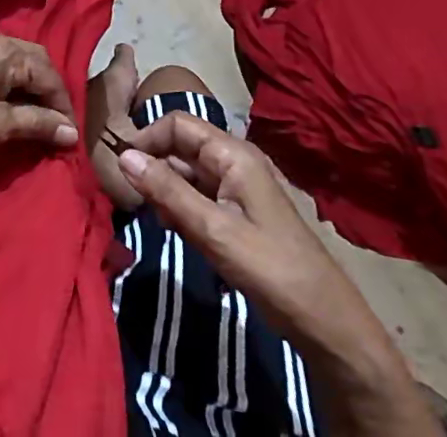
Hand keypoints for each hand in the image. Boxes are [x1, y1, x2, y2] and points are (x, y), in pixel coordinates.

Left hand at [0, 29, 79, 177]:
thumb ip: (36, 123)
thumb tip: (71, 133)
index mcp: (3, 51)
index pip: (48, 74)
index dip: (62, 104)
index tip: (70, 134)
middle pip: (35, 60)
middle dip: (49, 91)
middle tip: (56, 124)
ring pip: (17, 59)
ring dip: (30, 85)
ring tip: (37, 118)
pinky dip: (11, 80)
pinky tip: (12, 103)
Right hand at [115, 110, 387, 360]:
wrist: (325, 323)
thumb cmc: (271, 269)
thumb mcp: (212, 229)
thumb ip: (166, 190)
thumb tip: (122, 155)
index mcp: (233, 154)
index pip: (177, 124)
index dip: (146, 138)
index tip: (120, 166)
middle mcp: (233, 161)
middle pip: (178, 146)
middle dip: (153, 167)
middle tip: (135, 198)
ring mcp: (235, 186)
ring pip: (183, 172)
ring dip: (164, 190)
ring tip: (160, 219)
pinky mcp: (234, 210)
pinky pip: (194, 195)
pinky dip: (178, 206)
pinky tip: (174, 229)